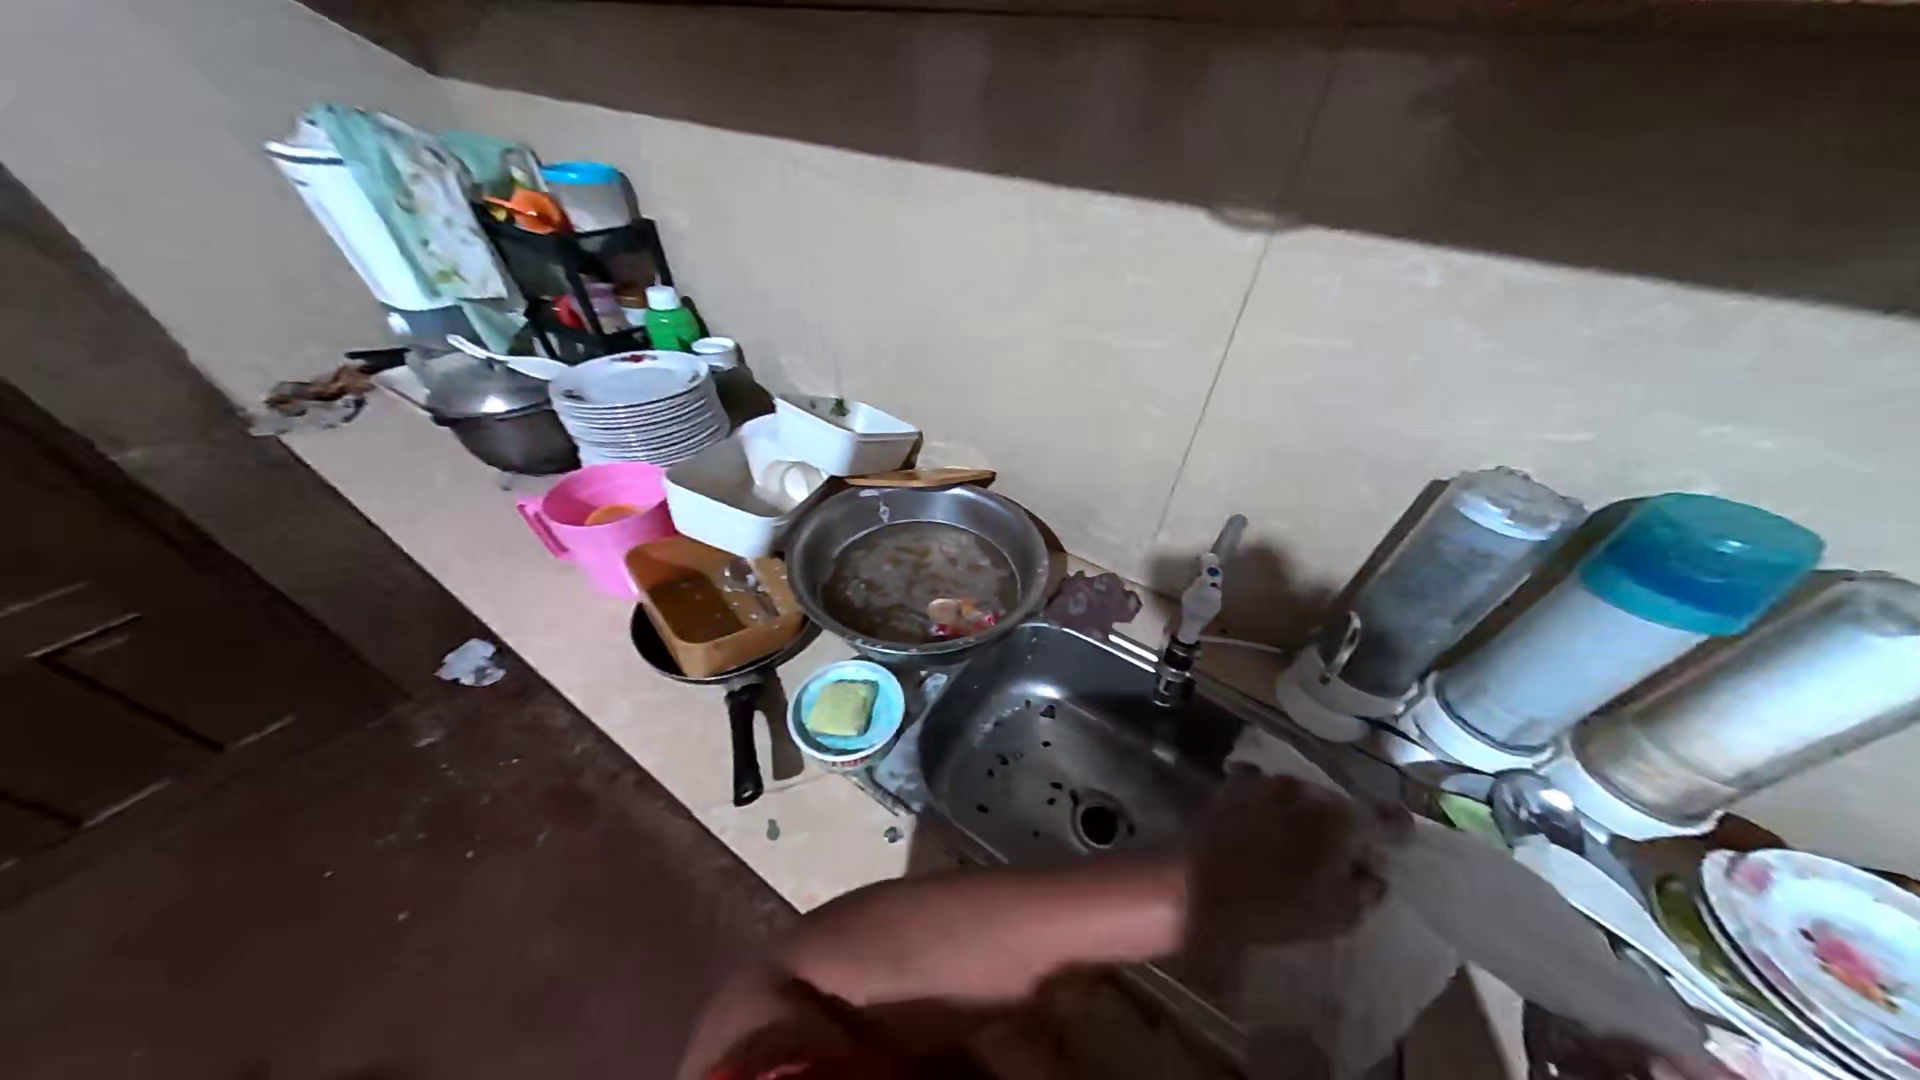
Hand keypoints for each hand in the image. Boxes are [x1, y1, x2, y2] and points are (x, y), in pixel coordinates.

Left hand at [1184, 774, 1408, 947]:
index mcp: (1340, 818)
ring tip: (1293, 840)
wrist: (1196, 885)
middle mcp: (1305, 788)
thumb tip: (1373, 869)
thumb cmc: (1272, 906)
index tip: (1396, 840)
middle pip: (1339, 804)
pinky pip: (1262, 787)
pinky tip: (1261, 823)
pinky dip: (1269, 803)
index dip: (1396, 829)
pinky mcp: (1233, 783)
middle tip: (1338, 852)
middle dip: (1344, 825)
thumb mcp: (1338, 914)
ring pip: (1300, 794)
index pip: (1386, 815)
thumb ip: (1367, 888)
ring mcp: (1265, 780)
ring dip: (1304, 812)